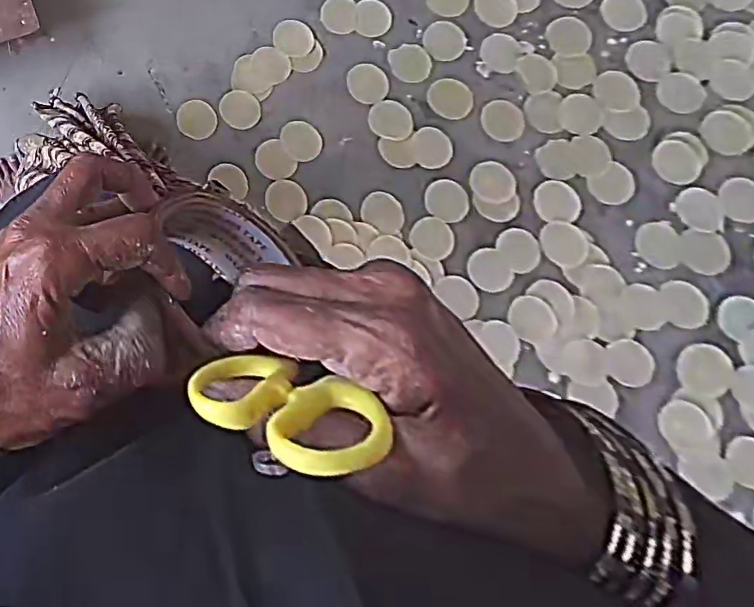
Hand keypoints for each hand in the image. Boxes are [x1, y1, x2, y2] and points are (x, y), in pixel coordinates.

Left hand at [0, 155, 204, 450]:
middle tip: (157, 212)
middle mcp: (32, 233)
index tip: (174, 286)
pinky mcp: (13, 247)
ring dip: (109, 202)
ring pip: (73, 187)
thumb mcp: (83, 383)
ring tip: (133, 245)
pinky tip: (103, 269)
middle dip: (133, 185)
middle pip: (92, 172)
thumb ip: (139, 348)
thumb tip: (165, 321)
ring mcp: (18, 235)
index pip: (133, 231)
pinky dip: (88, 224)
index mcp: (51, 259)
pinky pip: (58, 213)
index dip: (166, 259)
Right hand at [203, 261, 610, 565]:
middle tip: (249, 385)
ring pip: (281, 279)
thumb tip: (231, 395)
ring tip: (286, 380)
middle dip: (240, 331)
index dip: (224, 341)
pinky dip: (292, 317)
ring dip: (266, 324)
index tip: (213, 376)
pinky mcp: (384, 282)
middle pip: (265, 282)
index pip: (267, 309)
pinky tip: (312, 361)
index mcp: (387, 336)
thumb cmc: (477, 476)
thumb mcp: (386, 475)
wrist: (540, 464)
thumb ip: (299, 431)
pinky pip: (308, 284)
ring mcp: (384, 279)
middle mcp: (382, 289)